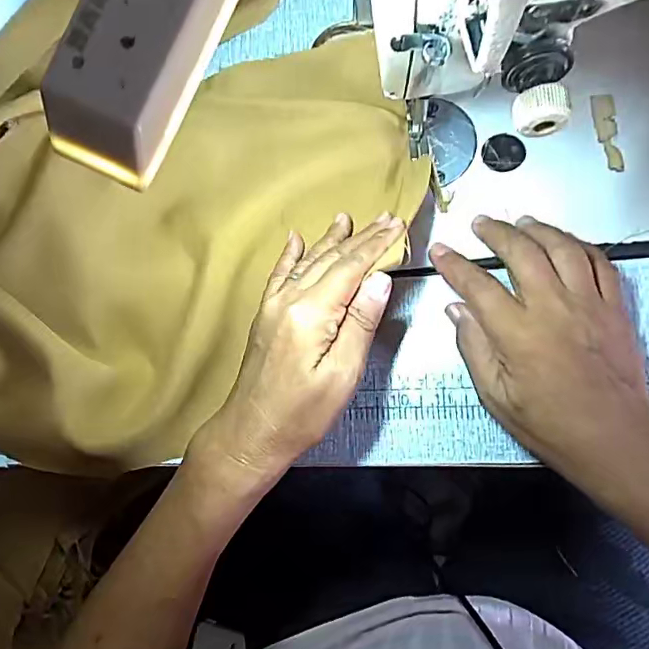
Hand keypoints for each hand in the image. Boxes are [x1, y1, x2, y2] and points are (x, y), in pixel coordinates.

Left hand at [189, 212, 404, 491]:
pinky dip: (290, 256)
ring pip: (305, 263)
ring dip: (329, 241)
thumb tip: (379, 279)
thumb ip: (360, 323)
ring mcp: (272, 307)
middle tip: (384, 217)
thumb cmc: (301, 413)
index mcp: (310, 313)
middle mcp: (288, 301)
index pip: (350, 268)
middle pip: (329, 260)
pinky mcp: (265, 317)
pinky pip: (278, 276)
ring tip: (346, 219)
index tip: (397, 224)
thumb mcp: (342, 375)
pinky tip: (295, 239)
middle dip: (360, 238)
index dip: (376, 245)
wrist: (251, 431)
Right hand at [429, 216, 648, 483]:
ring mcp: (590, 304)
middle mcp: (554, 308)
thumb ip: (474, 348)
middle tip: (481, 224)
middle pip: (523, 252)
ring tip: (522, 222)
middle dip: (497, 232)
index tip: (440, 251)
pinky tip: (566, 243)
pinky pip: (601, 263)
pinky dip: (580, 246)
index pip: (478, 284)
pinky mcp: (616, 309)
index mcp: (518, 333)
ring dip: (540, 230)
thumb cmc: (550, 424)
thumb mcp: (496, 395)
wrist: (616, 438)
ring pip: (564, 248)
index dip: (455, 264)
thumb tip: (457, 310)